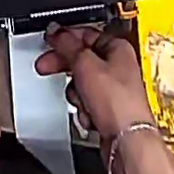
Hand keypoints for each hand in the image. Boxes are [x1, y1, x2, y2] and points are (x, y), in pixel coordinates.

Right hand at [35, 23, 156, 138]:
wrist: (127, 143)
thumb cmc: (118, 102)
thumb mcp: (85, 64)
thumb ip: (67, 45)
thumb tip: (56, 31)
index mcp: (117, 48)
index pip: (86, 34)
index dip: (66, 37)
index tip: (50, 39)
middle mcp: (118, 67)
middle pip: (82, 59)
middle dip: (66, 67)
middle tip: (47, 65)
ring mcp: (114, 90)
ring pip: (82, 83)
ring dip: (77, 93)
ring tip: (82, 100)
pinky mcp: (108, 111)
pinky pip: (87, 103)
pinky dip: (84, 109)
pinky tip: (89, 115)